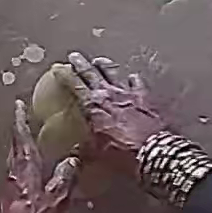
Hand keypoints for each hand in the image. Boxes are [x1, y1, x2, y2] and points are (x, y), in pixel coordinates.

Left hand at [0, 100, 79, 212]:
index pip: (22, 143)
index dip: (20, 124)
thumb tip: (70, 159)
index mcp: (23, 176)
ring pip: (4, 176)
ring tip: (14, 156)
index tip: (17, 106)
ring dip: (10, 164)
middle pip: (11, 157)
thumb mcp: (55, 204)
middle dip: (15, 141)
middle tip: (17, 127)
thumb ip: (63, 181)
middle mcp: (7, 184)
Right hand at [66, 53, 167, 170]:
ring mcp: (128, 93)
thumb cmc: (122, 154)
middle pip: (91, 73)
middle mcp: (108, 95)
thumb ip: (83, 151)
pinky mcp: (145, 97)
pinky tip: (131, 76)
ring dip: (104, 65)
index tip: (58, 67)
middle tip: (75, 56)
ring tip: (99, 60)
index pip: (74, 84)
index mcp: (92, 106)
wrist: (153, 152)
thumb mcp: (96, 156)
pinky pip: (137, 82)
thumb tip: (74, 155)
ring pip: (113, 72)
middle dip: (81, 63)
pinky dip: (132, 79)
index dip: (65, 74)